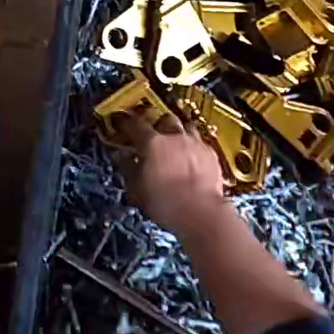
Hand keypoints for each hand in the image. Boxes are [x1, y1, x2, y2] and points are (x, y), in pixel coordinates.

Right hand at [114, 111, 228, 235]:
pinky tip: (190, 158)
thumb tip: (123, 160)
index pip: (135, 125)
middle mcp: (175, 138)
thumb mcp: (137, 189)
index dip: (126, 123)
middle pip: (164, 119)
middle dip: (156, 124)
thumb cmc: (169, 204)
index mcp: (152, 144)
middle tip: (150, 134)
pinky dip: (193, 147)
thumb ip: (128, 169)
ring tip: (173, 144)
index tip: (123, 125)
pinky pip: (199, 142)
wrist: (201, 213)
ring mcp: (195, 144)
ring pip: (185, 127)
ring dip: (177, 133)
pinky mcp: (210, 155)